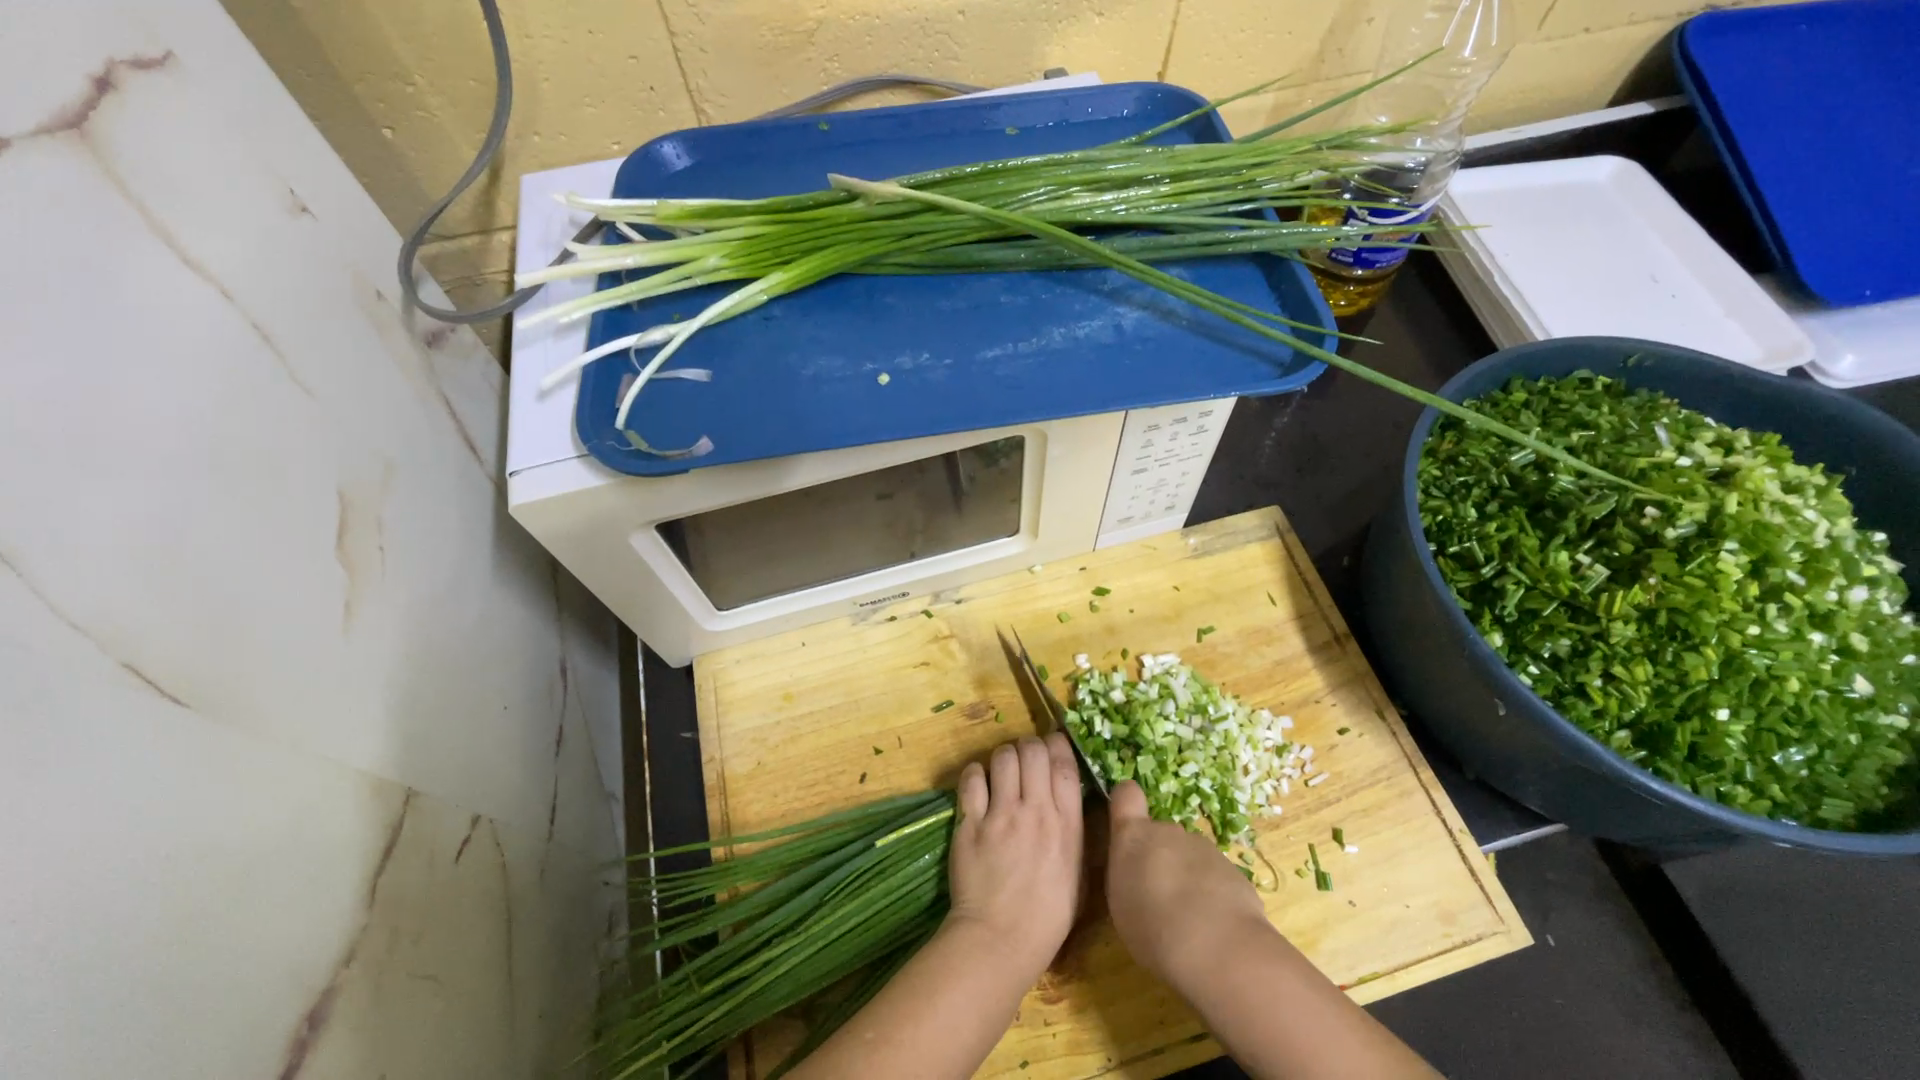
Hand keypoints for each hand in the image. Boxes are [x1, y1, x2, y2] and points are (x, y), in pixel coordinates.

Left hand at [945, 734, 1083, 973]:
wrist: (1001, 938)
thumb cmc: (1048, 917)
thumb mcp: (1079, 874)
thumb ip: (1075, 834)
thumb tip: (1071, 806)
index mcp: (1067, 824)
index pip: (1064, 764)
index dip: (1058, 745)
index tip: (1053, 745)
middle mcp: (1035, 811)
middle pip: (1032, 751)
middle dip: (1029, 746)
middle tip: (1025, 758)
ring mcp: (1000, 814)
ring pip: (1002, 758)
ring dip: (1003, 757)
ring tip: (1001, 770)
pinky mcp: (970, 822)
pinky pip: (971, 779)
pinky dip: (975, 773)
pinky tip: (978, 784)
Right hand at [1105, 779, 1269, 991]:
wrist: (1216, 945)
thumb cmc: (1151, 926)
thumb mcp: (1120, 902)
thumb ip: (1129, 874)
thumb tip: (1140, 872)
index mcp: (1134, 836)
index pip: (1126, 795)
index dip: (1125, 802)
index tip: (1125, 820)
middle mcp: (1169, 832)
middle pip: (1161, 835)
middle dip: (1160, 858)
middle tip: (1158, 897)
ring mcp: (1205, 848)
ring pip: (1190, 857)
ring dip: (1187, 878)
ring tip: (1187, 920)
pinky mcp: (1234, 870)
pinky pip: (1215, 878)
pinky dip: (1212, 896)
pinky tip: (1212, 928)